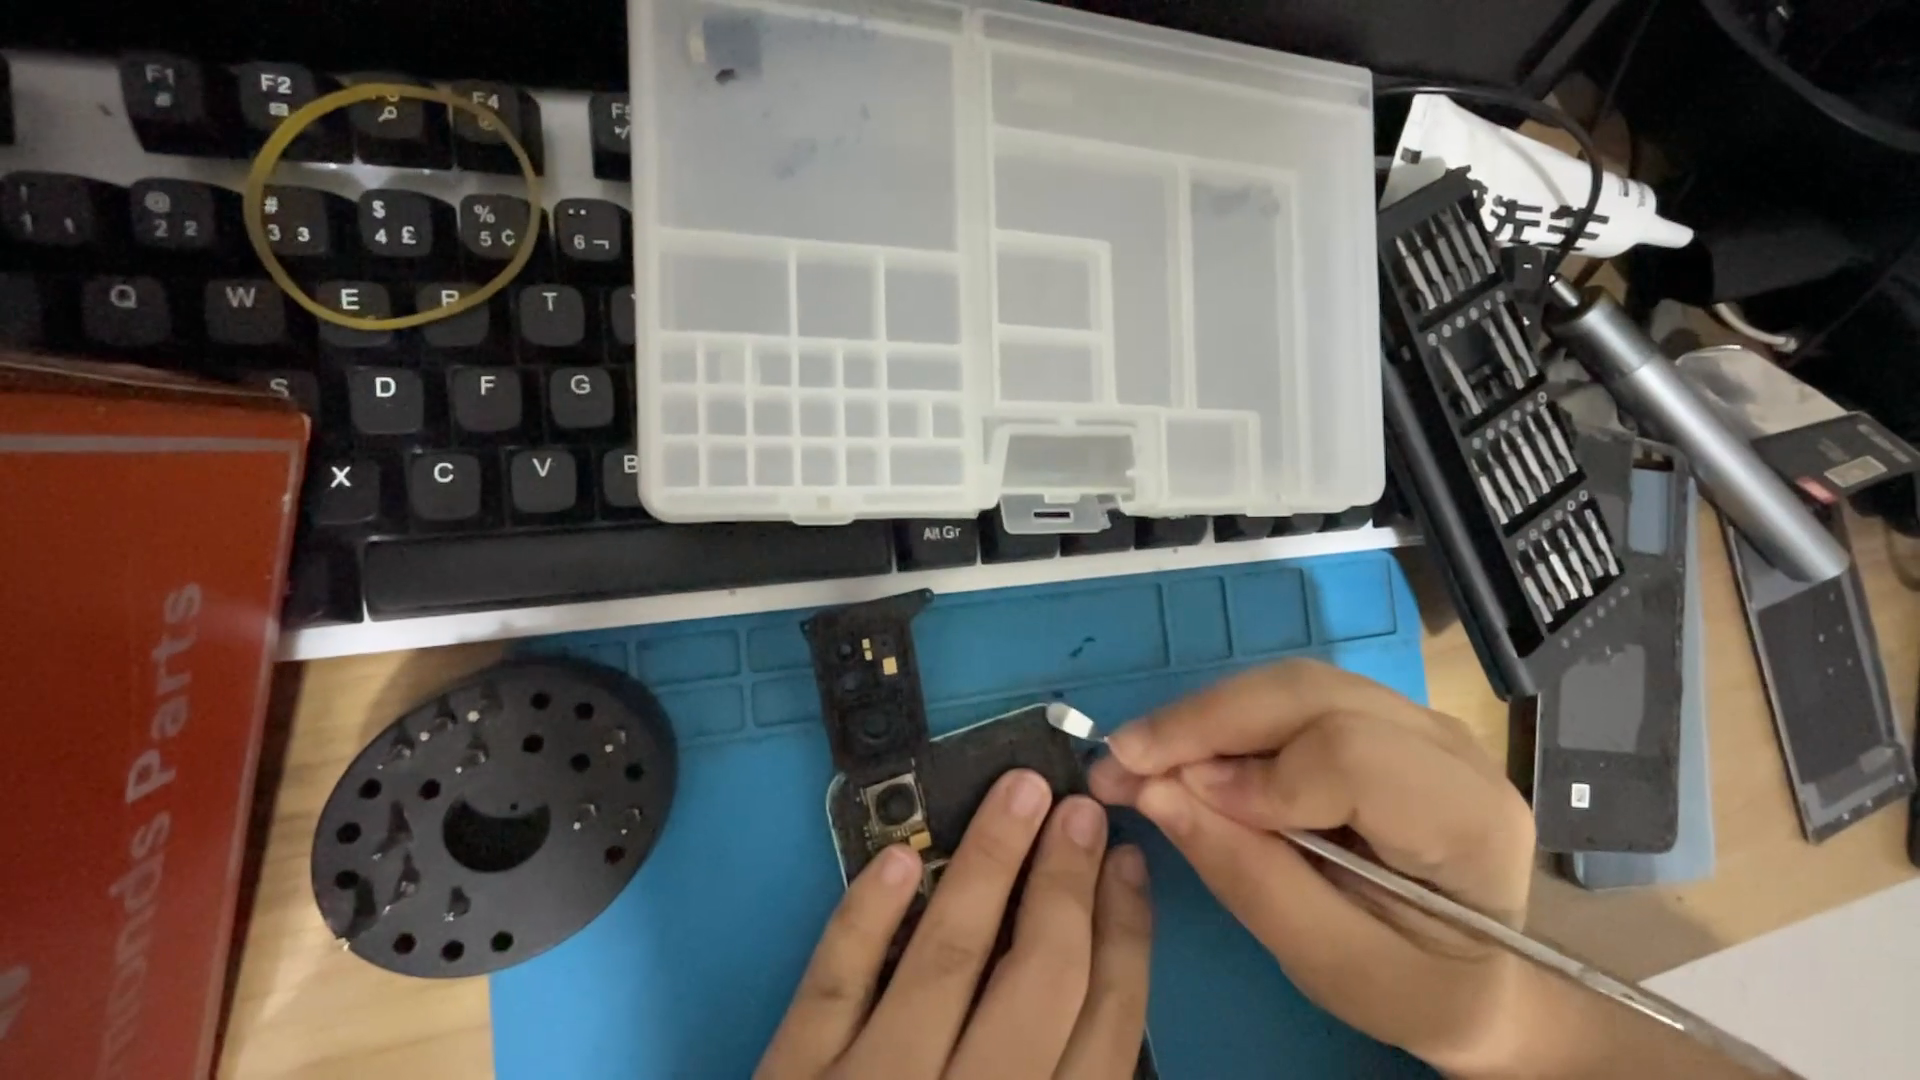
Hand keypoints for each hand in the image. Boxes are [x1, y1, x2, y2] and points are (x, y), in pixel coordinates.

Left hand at [757, 769, 1152, 1079]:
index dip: (1125, 936)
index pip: (1104, 1029)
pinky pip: (831, 988)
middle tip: (1081, 808)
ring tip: (1019, 794)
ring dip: (988, 866)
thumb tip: (1109, 1001)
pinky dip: (865, 920)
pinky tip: (903, 858)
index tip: (1130, 864)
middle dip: (1067, 884)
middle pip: (1036, 979)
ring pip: (943, 961)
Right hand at [1088, 660, 1536, 1075]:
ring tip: (1142, 756)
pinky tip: (1185, 750)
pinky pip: (1283, 693)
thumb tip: (1154, 792)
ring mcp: (1410, 717)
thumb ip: (1248, 876)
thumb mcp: (1332, 963)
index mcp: (1467, 821)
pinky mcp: (1372, 711)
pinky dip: (1222, 718)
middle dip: (1201, 721)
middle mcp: (1446, 745)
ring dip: (1203, 715)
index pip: (1350, 757)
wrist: (1473, 966)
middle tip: (1120, 759)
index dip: (1255, 776)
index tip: (1179, 805)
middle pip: (1307, 694)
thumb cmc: (1413, 982)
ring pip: (1286, 682)